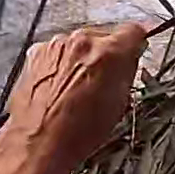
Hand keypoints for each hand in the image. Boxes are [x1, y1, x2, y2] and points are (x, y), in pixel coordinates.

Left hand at [0, 22, 146, 173]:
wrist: (38, 142)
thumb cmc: (76, 132)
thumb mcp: (119, 104)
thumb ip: (128, 72)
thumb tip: (131, 57)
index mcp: (108, 52)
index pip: (133, 31)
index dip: (137, 43)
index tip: (136, 51)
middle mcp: (81, 42)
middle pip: (105, 36)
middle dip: (109, 53)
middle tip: (107, 79)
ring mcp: (57, 45)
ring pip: (80, 43)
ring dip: (84, 58)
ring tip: (81, 87)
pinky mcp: (38, 52)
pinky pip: (59, 51)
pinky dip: (63, 63)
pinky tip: (63, 86)